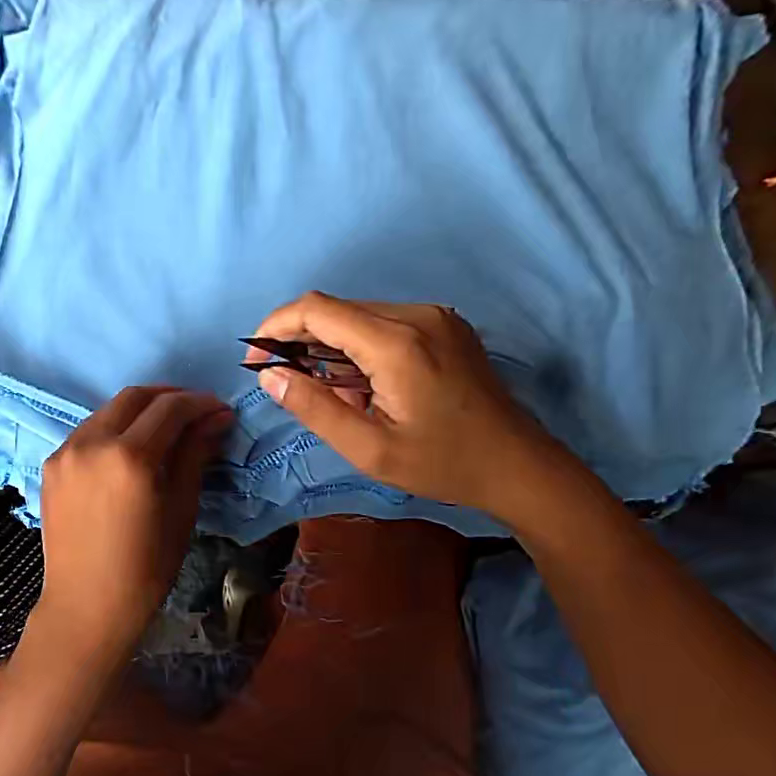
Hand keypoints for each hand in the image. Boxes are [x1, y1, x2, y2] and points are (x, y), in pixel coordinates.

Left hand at [37, 387, 232, 656]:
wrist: (86, 606)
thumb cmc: (146, 568)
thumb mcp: (181, 509)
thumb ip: (194, 455)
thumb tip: (215, 419)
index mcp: (130, 457)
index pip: (170, 408)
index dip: (200, 403)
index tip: (220, 410)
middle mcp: (92, 443)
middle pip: (135, 397)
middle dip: (169, 397)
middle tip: (195, 411)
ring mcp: (66, 452)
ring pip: (107, 411)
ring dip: (139, 410)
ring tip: (165, 428)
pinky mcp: (51, 465)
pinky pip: (87, 432)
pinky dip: (113, 429)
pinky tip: (129, 448)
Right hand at [247, 291, 574, 521]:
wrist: (520, 466)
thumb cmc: (443, 464)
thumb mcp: (368, 448)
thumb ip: (313, 408)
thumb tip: (269, 375)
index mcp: (396, 342)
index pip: (315, 309)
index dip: (275, 328)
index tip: (256, 361)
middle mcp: (416, 315)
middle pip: (335, 310)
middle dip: (299, 341)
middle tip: (284, 383)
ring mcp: (435, 317)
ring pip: (357, 316)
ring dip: (329, 347)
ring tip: (329, 394)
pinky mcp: (444, 325)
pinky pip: (383, 324)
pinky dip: (357, 348)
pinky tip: (362, 385)